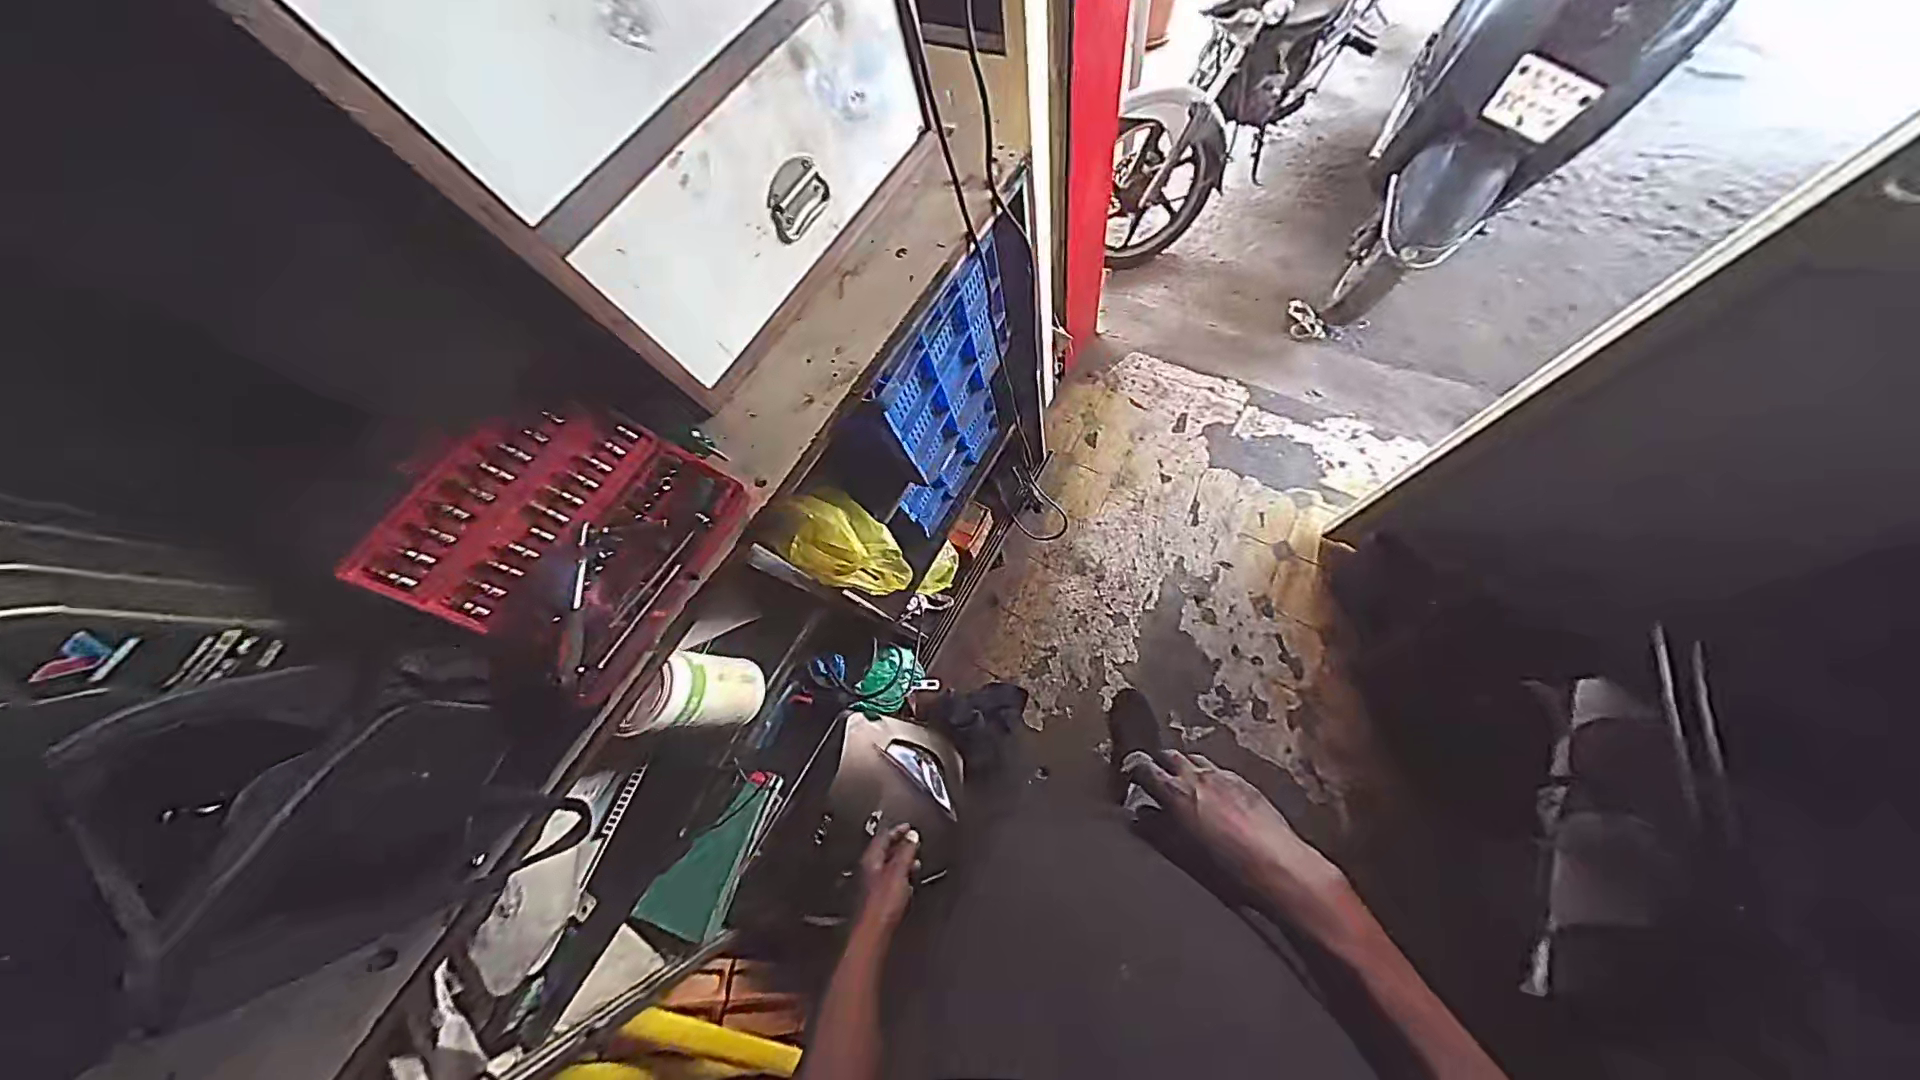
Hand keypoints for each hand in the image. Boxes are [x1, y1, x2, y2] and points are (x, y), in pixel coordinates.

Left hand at [853, 823, 918, 936]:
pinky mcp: (877, 898)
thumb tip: (912, 836)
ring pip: (888, 866)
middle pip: (885, 851)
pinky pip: (890, 880)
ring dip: (902, 861)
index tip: (908, 827)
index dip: (897, 830)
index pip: (884, 836)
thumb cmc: (882, 904)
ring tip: (914, 861)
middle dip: (900, 845)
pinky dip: (901, 876)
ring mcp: (872, 884)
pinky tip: (908, 882)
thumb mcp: (899, 871)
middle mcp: (869, 869)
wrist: (875, 932)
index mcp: (871, 859)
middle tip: (913, 841)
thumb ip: (906, 852)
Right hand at [1128, 750, 1349, 919]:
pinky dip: (1209, 777)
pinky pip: (1219, 771)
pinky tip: (1214, 797)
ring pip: (1194, 759)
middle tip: (1155, 779)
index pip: (1142, 766)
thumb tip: (1140, 816)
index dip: (1132, 769)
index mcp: (1174, 791)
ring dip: (1184, 768)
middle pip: (1168, 755)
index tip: (1129, 775)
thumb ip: (1155, 828)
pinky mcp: (1245, 783)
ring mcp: (1223, 776)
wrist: (1280, 869)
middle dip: (1158, 764)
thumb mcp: (1180, 852)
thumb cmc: (1228, 869)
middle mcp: (1196, 776)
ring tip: (1184, 785)